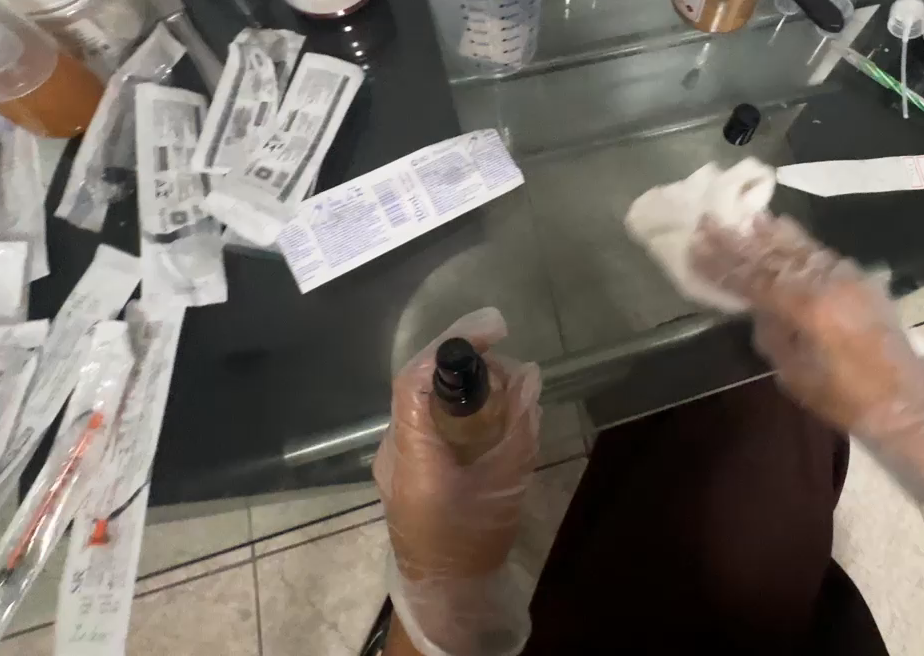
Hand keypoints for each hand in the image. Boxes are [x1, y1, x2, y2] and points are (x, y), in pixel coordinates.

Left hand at [373, 309, 540, 655]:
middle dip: (465, 362)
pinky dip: (457, 403)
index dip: (452, 344)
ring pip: (424, 398)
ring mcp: (393, 456)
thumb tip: (530, 374)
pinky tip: (487, 413)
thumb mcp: (508, 480)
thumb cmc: (474, 539)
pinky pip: (427, 417)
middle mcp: (394, 448)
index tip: (494, 329)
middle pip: (421, 382)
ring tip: (505, 391)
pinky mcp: (403, 463)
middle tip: (508, 368)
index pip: (417, 381)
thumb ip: (519, 424)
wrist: (443, 595)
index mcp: (414, 455)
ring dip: (463, 383)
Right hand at [690, 215, 923, 513]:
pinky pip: (820, 253)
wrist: (913, 404)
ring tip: (742, 218)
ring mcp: (846, 277)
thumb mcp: (798, 377)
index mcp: (807, 309)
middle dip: (738, 241)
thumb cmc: (850, 401)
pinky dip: (797, 241)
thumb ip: (773, 336)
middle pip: (772, 256)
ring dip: (768, 234)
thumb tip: (758, 310)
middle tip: (709, 221)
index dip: (722, 264)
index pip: (754, 279)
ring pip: (798, 248)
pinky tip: (783, 230)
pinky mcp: (860, 280)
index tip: (695, 247)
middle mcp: (826, 283)